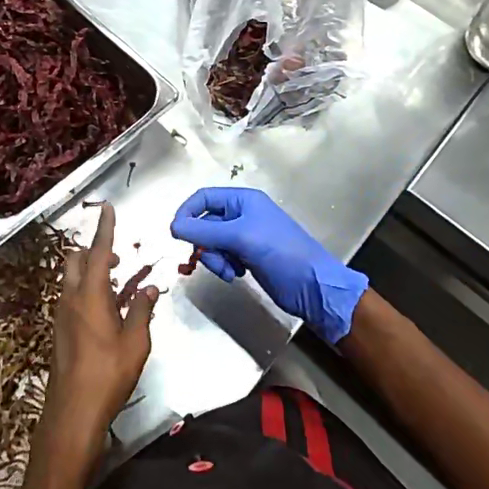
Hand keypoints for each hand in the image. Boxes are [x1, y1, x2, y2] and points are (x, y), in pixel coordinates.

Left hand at [42, 202, 156, 454]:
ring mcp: (61, 313)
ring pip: (72, 278)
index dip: (105, 229)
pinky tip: (106, 311)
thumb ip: (142, 311)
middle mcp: (70, 297)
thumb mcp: (135, 342)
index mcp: (89, 294)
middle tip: (118, 261)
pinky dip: (87, 291)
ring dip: (91, 273)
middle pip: (77, 260)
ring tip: (117, 286)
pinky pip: (72, 297)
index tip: (108, 208)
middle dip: (95, 252)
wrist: (73, 408)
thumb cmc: (108, 373)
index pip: (98, 252)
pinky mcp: (60, 328)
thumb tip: (150, 288)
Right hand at [170, 187, 368, 344]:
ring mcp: (245, 236)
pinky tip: (237, 274)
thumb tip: (172, 227)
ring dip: (214, 258)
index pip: (202, 199)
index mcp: (243, 200)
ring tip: (230, 270)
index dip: (187, 213)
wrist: (315, 289)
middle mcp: (242, 214)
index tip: (177, 234)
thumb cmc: (282, 254)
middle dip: (204, 243)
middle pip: (205, 222)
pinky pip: (222, 255)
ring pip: (211, 242)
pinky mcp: (247, 255)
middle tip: (209, 259)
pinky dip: (224, 265)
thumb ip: (204, 231)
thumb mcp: (240, 238)